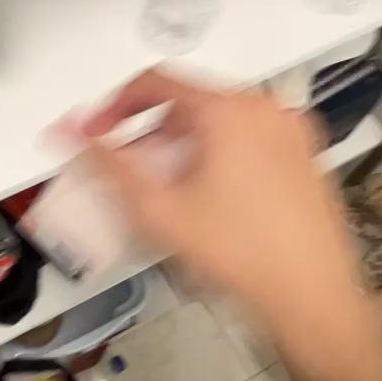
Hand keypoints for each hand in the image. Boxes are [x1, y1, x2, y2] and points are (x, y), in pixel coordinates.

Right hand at [79, 68, 363, 338]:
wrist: (312, 298)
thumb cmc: (241, 255)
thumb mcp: (157, 210)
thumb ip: (106, 164)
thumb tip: (69, 133)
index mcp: (228, 110)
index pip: (154, 82)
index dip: (114, 106)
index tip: (98, 134)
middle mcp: (264, 107)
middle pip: (187, 100)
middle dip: (148, 129)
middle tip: (129, 167)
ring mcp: (289, 129)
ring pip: (218, 118)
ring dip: (182, 141)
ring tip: (167, 186)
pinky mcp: (304, 152)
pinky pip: (248, 134)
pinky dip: (218, 150)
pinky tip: (209, 194)